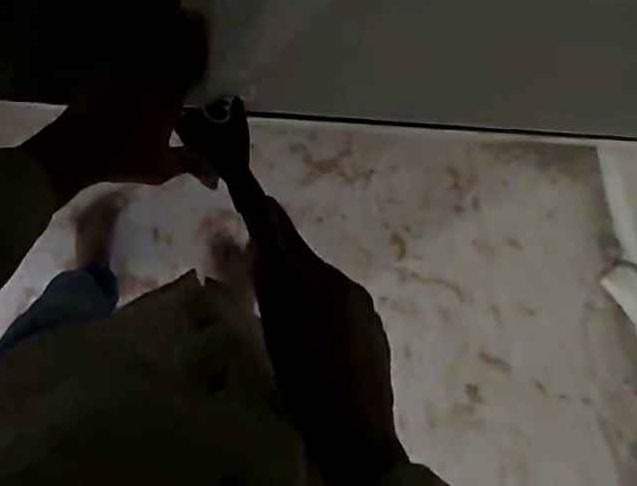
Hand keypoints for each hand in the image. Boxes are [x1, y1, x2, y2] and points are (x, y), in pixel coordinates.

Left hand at [18, 13, 214, 201]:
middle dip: (187, 34)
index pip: (190, 68)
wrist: (78, 147)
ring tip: (180, 17)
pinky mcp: (114, 73)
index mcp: (169, 99)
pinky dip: (146, 39)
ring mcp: (131, 73)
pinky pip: (135, 50)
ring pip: (154, 45)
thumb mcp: (161, 167)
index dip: (201, 53)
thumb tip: (215, 180)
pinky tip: (151, 33)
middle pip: (174, 49)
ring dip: (168, 31)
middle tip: (199, 20)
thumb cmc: (123, 159)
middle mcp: (153, 79)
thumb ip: (190, 164)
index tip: (210, 40)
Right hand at [254, 197, 407, 484]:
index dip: (271, 219)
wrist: (358, 437)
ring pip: (323, 282)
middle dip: (286, 260)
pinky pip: (343, 303)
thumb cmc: (305, 384)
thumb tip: (261, 246)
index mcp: (315, 282)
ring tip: (295, 318)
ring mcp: (363, 304)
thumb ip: (269, 284)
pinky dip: (326, 307)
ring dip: (307, 287)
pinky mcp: (375, 325)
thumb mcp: (275, 332)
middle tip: (265, 271)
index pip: (286, 240)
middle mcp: (343, 282)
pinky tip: (320, 335)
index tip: (261, 198)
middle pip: (305, 259)